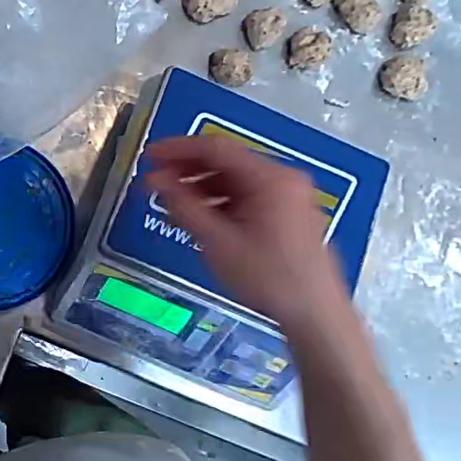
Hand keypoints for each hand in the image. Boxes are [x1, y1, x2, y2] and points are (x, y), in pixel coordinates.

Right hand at [145, 135, 350, 331]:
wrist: (312, 310)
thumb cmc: (265, 276)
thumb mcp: (215, 240)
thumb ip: (182, 205)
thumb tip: (155, 180)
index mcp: (269, 179)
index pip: (215, 150)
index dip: (177, 149)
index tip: (148, 155)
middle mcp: (283, 180)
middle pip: (226, 163)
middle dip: (186, 170)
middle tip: (153, 180)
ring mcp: (287, 197)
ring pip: (234, 181)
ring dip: (199, 187)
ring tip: (169, 202)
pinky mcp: (286, 215)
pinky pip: (245, 197)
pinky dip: (217, 202)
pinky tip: (197, 217)